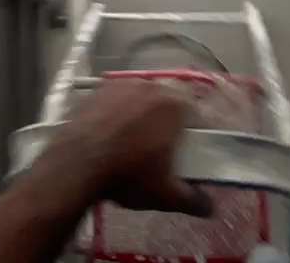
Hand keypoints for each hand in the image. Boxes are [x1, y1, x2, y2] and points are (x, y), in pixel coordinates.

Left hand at [35, 78, 213, 217]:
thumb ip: (193, 200)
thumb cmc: (128, 175)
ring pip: (144, 96)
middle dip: (170, 120)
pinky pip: (119, 96)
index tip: (192, 149)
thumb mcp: (165, 195)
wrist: (77, 162)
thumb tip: (211, 207)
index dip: (197, 132)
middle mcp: (152, 85)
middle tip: (164, 145)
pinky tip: (114, 130)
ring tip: (137, 138)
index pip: (197, 114)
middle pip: (169, 100)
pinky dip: (121, 109)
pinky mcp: (100, 87)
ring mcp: (124, 82)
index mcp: (174, 105)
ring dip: (145, 112)